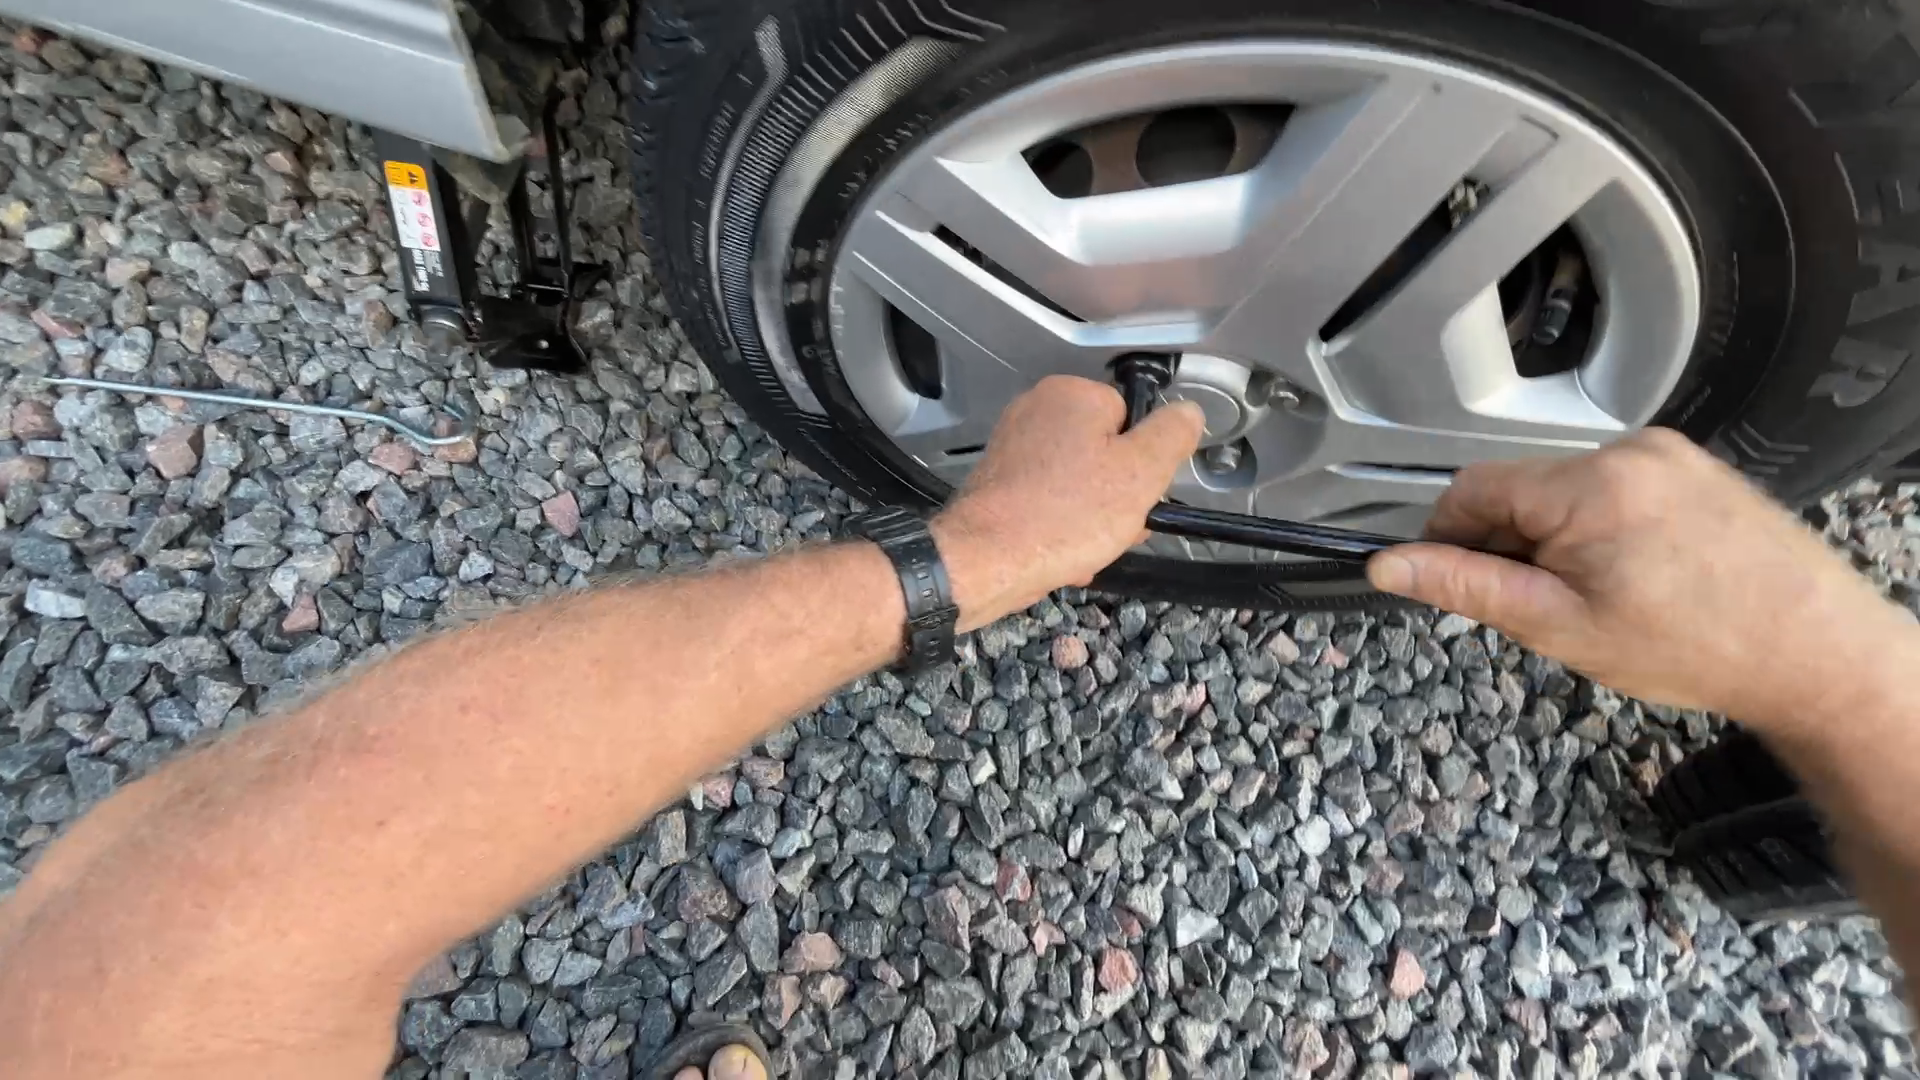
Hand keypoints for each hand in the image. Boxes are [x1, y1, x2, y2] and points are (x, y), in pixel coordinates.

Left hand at [932, 375, 1202, 629]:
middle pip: (1103, 452)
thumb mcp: (1141, 472)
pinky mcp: (998, 484)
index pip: (1132, 418)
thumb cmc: (1062, 517)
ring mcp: (1012, 448)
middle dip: (1116, 495)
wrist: (987, 561)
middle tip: (1116, 525)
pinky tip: (1063, 553)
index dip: (1143, 461)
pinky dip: (1059, 526)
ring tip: (1086, 545)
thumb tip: (1188, 413)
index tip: (1141, 492)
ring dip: (1090, 517)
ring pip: (1075, 482)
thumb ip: (1172, 436)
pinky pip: (1046, 502)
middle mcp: (1035, 412)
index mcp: (1071, 395)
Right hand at [1366, 428, 1914, 726]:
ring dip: (1544, 534)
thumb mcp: (1556, 623)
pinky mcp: (1691, 466)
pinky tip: (1622, 568)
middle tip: (1537, 601)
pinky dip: (1586, 523)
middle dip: (1504, 542)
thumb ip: (1463, 584)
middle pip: (1514, 488)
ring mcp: (1666, 453)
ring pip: (1554, 489)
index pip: (1469, 489)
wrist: (1826, 659)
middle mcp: (1627, 450)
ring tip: (1586, 589)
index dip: (1447, 536)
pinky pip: (1602, 484)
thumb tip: (1383, 565)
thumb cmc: (1688, 648)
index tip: (1465, 583)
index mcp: (1589, 484)